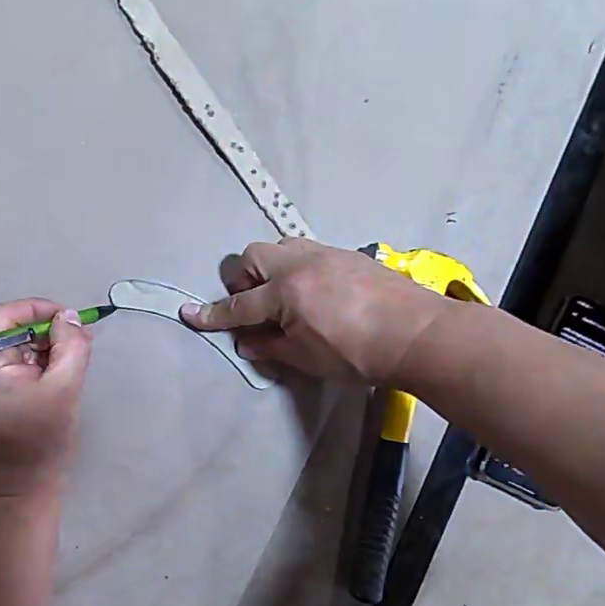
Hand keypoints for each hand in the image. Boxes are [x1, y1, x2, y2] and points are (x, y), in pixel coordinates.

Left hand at [0, 299, 92, 497]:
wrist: (28, 484)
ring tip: (72, 361)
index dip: (38, 310)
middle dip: (46, 334)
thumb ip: (70, 344)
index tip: (68, 318)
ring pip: (12, 351)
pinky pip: (10, 368)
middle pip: (8, 334)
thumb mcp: (65, 385)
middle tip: (78, 340)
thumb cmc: (44, 439)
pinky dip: (35, 366)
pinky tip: (57, 375)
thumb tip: (68, 317)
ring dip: (43, 351)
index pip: (4, 318)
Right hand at [179, 238, 447, 383]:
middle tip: (257, 307)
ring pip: (282, 247)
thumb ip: (270, 346)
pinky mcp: (348, 255)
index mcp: (286, 292)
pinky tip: (315, 293)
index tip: (186, 314)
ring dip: (271, 268)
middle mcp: (301, 264)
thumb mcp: (306, 358)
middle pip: (253, 255)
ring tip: (284, 298)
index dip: (211, 314)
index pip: (238, 306)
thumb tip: (246, 340)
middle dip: (244, 280)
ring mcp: (327, 254)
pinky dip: (298, 269)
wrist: (418, 334)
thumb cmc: (358, 354)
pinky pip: (308, 252)